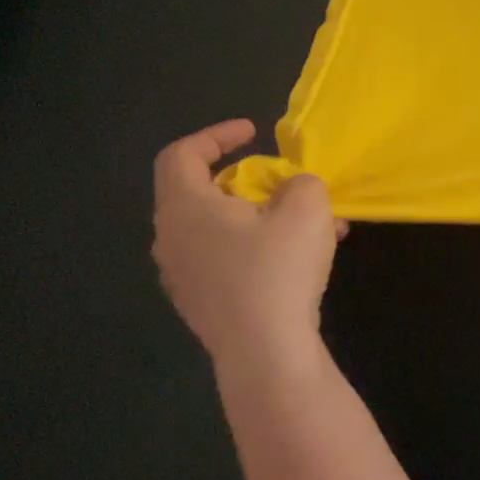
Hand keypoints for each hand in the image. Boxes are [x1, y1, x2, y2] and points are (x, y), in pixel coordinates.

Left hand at [152, 119, 344, 377]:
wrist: (263, 346)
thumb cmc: (279, 269)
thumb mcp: (309, 211)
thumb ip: (303, 184)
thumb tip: (294, 186)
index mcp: (186, 206)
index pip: (181, 155)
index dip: (215, 136)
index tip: (253, 133)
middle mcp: (170, 236)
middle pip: (203, 192)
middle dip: (252, 183)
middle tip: (293, 188)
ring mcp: (180, 272)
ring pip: (218, 228)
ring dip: (260, 218)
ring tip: (309, 229)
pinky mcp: (198, 300)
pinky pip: (223, 257)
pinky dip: (255, 247)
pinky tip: (293, 263)